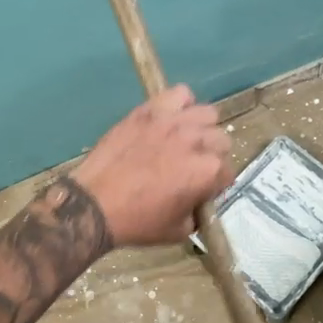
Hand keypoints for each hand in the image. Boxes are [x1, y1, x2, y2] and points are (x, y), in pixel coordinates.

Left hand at [70, 85, 233, 247]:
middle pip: (220, 140)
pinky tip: (170, 119)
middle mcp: (196, 140)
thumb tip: (199, 199)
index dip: (215, 183)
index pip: (228, 171)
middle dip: (211, 155)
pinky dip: (180, 103)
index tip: (202, 189)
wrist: (95, 202)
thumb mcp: (178, 229)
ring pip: (207, 113)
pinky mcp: (151, 109)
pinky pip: (179, 93)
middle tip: (192, 165)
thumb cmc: (137, 221)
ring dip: (200, 128)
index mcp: (206, 171)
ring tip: (184, 140)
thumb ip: (197, 211)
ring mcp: (173, 121)